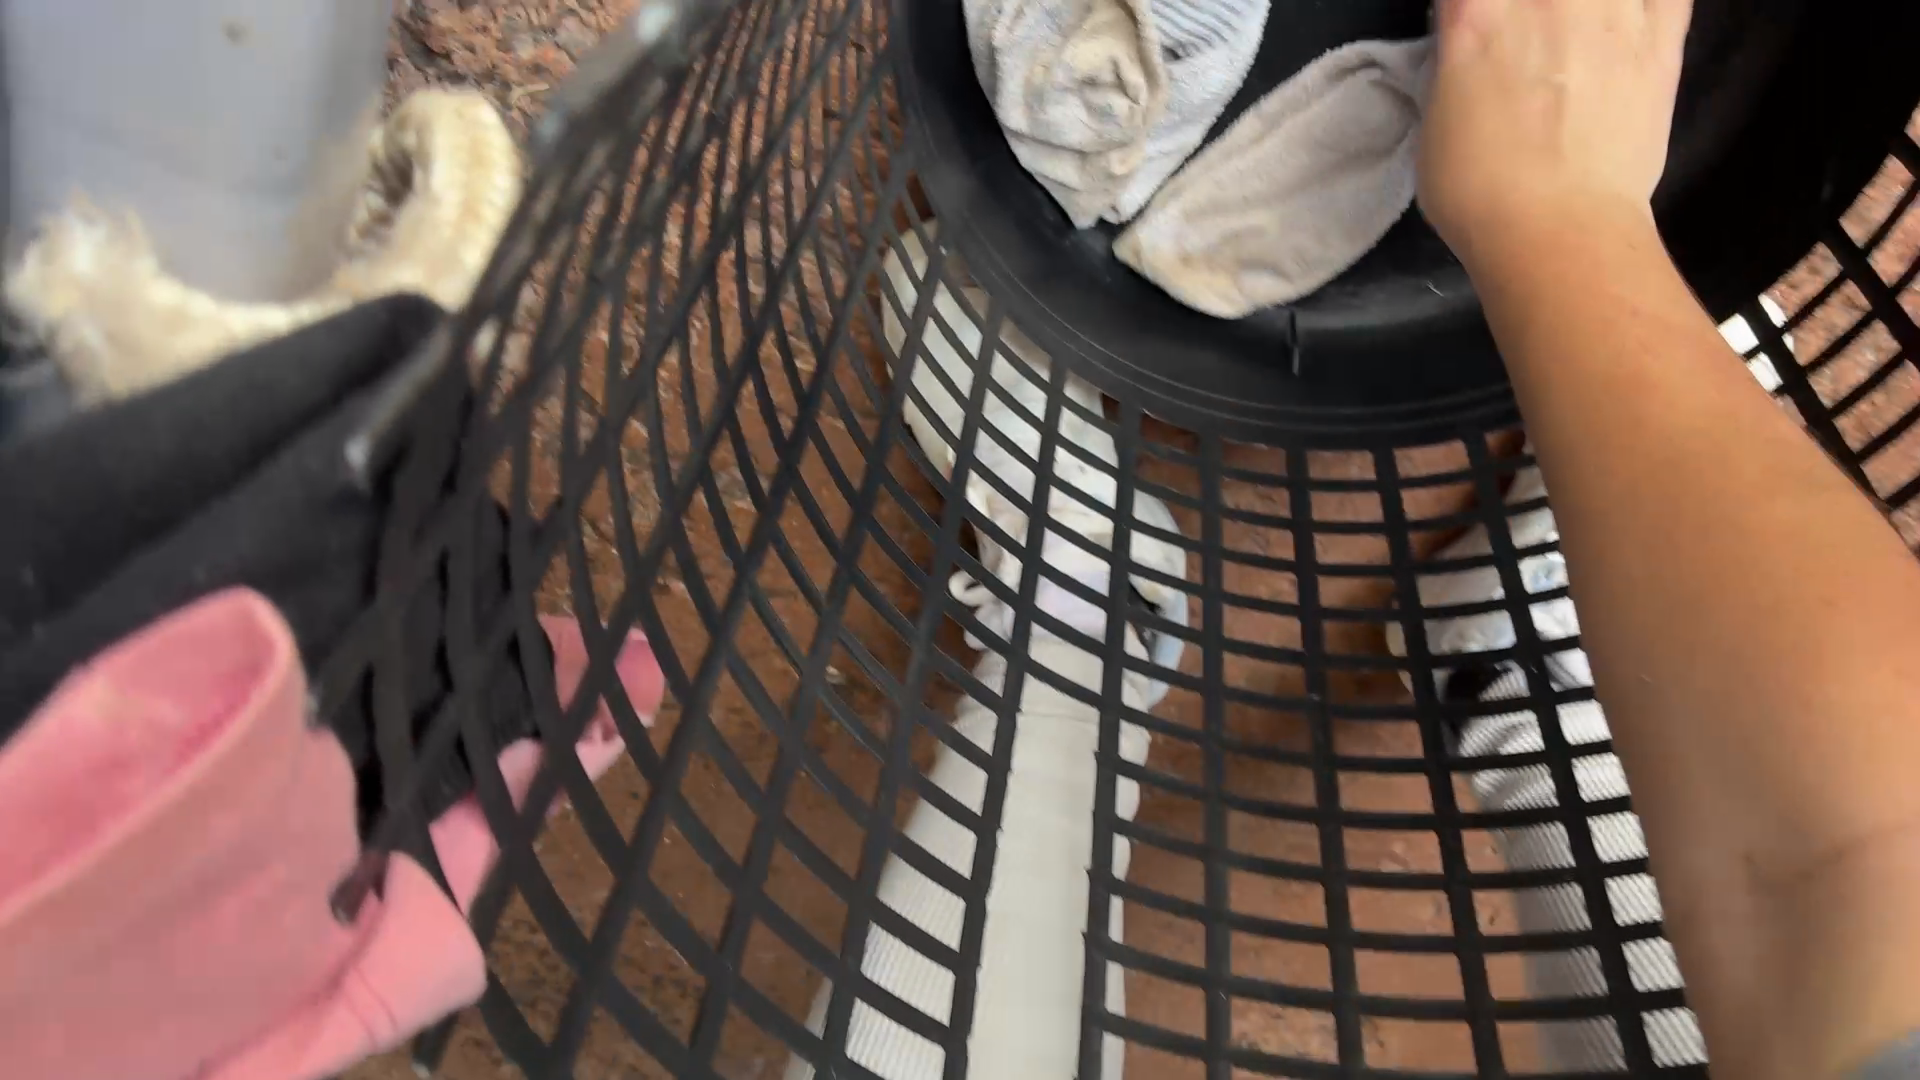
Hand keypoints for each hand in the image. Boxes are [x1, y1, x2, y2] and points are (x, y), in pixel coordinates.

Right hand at [1417, 0, 1693, 270]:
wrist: (1556, 230)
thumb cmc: (1474, 194)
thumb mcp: (1433, 130)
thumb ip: (1454, 72)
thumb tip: (1467, 47)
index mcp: (1476, 22)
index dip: (1461, 12)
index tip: (1458, 26)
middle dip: (1518, 13)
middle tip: (1515, 39)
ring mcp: (1614, 9)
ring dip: (1572, 12)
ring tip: (1563, 36)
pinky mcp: (1663, 32)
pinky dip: (1636, 6)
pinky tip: (1617, 22)